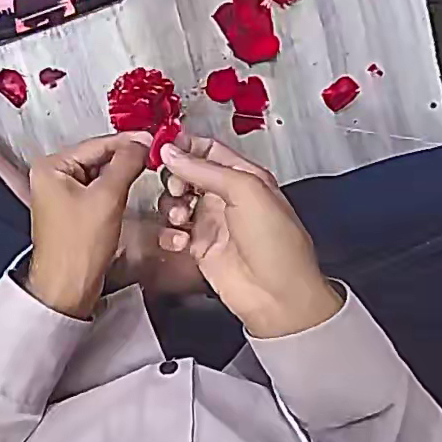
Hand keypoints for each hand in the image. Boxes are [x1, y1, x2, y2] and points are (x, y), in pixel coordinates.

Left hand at [0, 136, 204, 296]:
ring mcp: (62, 193)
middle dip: (127, 156)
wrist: (68, 288)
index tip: (153, 140)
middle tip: (154, 153)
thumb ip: (126, 164)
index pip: (97, 143)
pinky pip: (99, 188)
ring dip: (124, 172)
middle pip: (99, 156)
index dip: (129, 141)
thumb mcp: (107, 197)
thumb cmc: (78, 247)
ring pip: (101, 172)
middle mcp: (52, 176)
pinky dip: (117, 186)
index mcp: (51, 167)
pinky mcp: (74, 208)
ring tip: (148, 167)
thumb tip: (141, 143)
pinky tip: (132, 185)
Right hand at [157, 136, 343, 337]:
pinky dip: (170, 234)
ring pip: (175, 201)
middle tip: (177, 187)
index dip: (184, 146)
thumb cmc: (277, 244)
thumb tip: (172, 152)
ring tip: (181, 217)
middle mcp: (227, 196)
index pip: (208, 149)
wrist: (277, 295)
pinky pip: (172, 232)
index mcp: (244, 176)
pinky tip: (181, 241)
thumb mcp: (245, 191)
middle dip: (175, 177)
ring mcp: (212, 222)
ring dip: (171, 206)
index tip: (164, 148)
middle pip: (187, 173)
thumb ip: (205, 169)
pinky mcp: (200, 247)